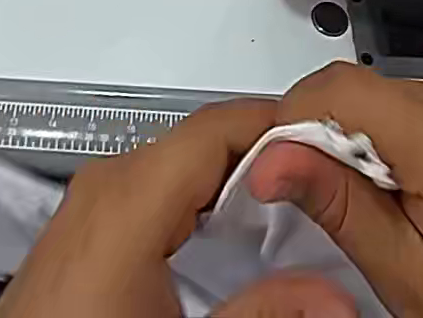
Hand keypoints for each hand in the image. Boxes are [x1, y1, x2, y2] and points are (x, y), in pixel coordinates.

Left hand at [0, 99, 357, 317]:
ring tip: (281, 198)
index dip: (273, 123)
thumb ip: (262, 314)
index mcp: (129, 196)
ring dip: (231, 171)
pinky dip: (198, 188)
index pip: (215, 126)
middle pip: (201, 138)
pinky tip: (224, 221)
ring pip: (180, 156)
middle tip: (313, 176)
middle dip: (260, 150)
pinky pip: (156, 178)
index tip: (318, 141)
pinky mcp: (89, 216)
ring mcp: (93, 196)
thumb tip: (333, 298)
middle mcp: (108, 182)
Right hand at [248, 63, 422, 317]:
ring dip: (353, 134)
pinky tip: (398, 186)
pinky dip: (385, 134)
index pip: (346, 89)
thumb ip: (343, 209)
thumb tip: (272, 158)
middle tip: (317, 196)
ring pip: (380, 91)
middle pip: (361, 87)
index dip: (295, 115)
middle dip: (322, 131)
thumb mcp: (417, 285)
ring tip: (367, 201)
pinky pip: (410, 102)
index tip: (276, 164)